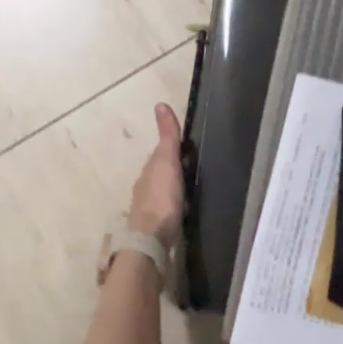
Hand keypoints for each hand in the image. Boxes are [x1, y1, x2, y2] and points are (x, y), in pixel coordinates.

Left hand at [126, 103, 184, 247]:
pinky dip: (177, 207)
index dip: (174, 150)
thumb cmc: (161, 198)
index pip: (161, 156)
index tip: (190, 147)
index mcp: (148, 173)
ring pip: (165, 194)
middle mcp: (146, 189)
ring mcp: (152, 211)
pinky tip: (186, 210)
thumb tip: (160, 104)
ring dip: (176, 190)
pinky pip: (170, 211)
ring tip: (195, 188)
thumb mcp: (166, 161)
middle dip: (175, 171)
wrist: (153, 240)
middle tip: (196, 167)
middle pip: (162, 175)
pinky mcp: (159, 228)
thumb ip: (167, 137)